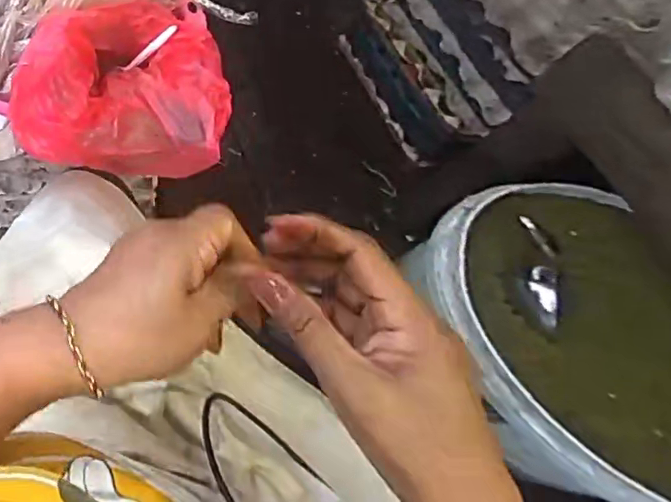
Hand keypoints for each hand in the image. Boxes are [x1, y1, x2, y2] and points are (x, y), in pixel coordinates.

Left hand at [58, 205, 258, 390]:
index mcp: (179, 236)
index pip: (225, 219)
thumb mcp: (199, 319)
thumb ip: (231, 289)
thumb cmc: (143, 333)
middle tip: (241, 322)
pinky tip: (184, 326)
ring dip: (207, 287)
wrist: (76, 341)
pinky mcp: (126, 259)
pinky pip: (167, 263)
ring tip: (211, 334)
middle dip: (229, 276)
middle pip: (207, 237)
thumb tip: (256, 271)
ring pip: (189, 254)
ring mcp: (138, 243)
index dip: (247, 251)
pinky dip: (183, 287)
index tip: (255, 292)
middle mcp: (158, 229)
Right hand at [249, 215, 519, 501]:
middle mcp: (409, 318)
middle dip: (305, 254)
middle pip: (353, 268)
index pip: (360, 250)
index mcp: (410, 314)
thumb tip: (258, 275)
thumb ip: (302, 324)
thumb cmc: (412, 444)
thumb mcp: (349, 382)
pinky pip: (351, 322)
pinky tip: (289, 310)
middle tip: (259, 250)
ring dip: (308, 282)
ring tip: (265, 277)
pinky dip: (319, 312)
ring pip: (349, 294)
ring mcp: (402, 341)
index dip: (314, 230)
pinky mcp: (393, 361)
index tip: (271, 226)